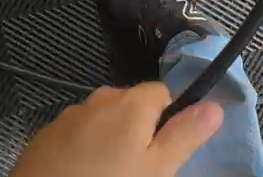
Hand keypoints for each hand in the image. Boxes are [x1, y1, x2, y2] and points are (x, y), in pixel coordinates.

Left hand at [9, 83, 222, 176]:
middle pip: (132, 106)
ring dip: (109, 141)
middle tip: (136, 170)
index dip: (167, 122)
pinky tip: (81, 175)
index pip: (162, 93)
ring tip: (108, 175)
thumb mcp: (156, 170)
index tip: (161, 153)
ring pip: (103, 121)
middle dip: (137, 132)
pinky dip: (83, 149)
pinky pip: (77, 134)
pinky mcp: (47, 134)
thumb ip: (185, 135)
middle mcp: (102, 96)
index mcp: (132, 101)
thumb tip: (215, 106)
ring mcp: (71, 114)